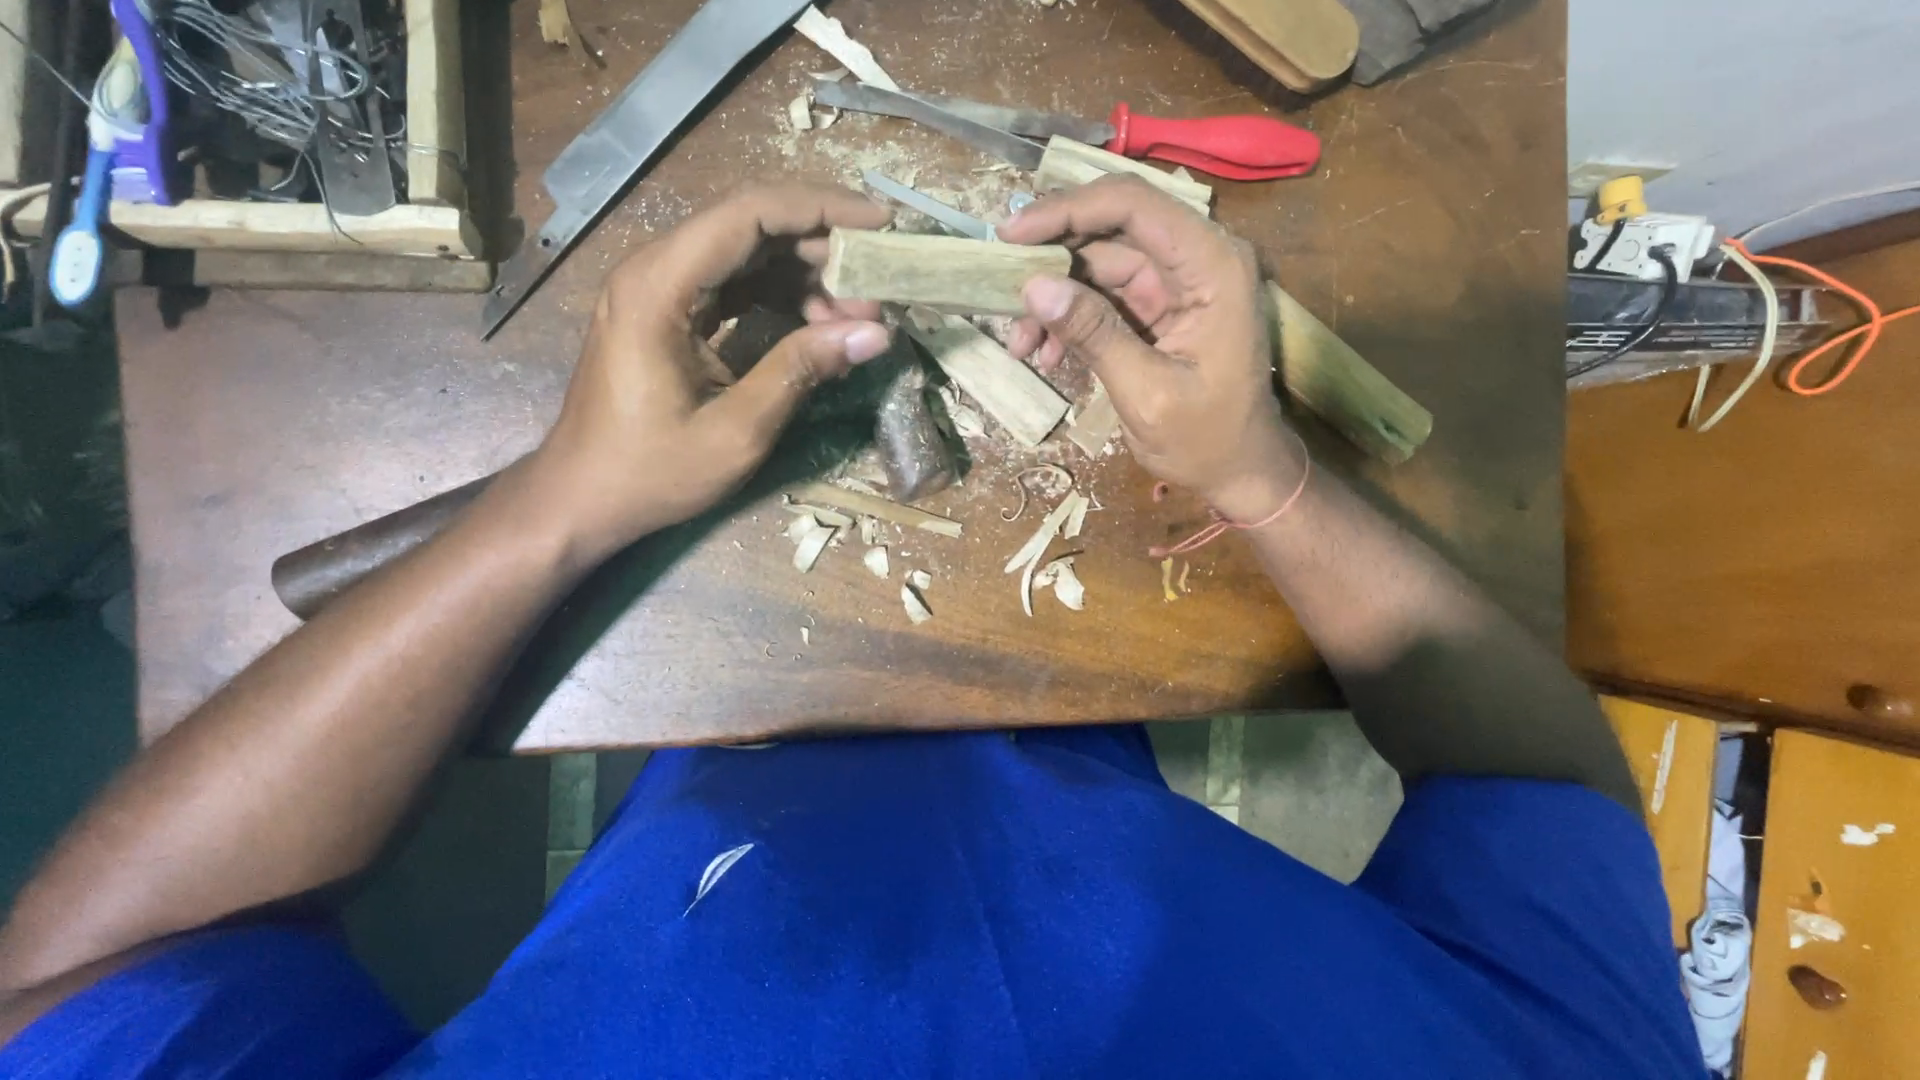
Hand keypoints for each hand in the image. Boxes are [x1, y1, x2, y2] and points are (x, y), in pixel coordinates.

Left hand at [528, 184, 893, 562]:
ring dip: (807, 276)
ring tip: (858, 315)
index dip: (821, 209)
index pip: (749, 213)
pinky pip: (736, 284)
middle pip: (751, 225)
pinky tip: (820, 326)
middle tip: (881, 284)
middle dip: (823, 247)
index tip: (882, 223)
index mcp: (660, 286)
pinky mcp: (670, 312)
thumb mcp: (737, 430)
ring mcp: (660, 288)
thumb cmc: (650, 472)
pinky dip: (782, 297)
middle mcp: (656, 270)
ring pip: (748, 253)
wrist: (583, 497)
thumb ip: (803, 370)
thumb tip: (877, 333)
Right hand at [997, 176, 1300, 522]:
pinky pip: (1101, 296)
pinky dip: (1068, 319)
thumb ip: (1093, 334)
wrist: (1238, 472)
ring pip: (1097, 264)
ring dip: (1052, 298)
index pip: (1134, 206)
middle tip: (999, 281)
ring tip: (1018, 343)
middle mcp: (1195, 259)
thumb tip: (1032, 287)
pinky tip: (1043, 354)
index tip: (1011, 235)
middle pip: (1111, 228)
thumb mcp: (1146, 392)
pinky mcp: (1156, 307)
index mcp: (1211, 266)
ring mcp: (1175, 282)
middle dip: (1051, 254)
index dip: (1068, 210)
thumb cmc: (1206, 440)